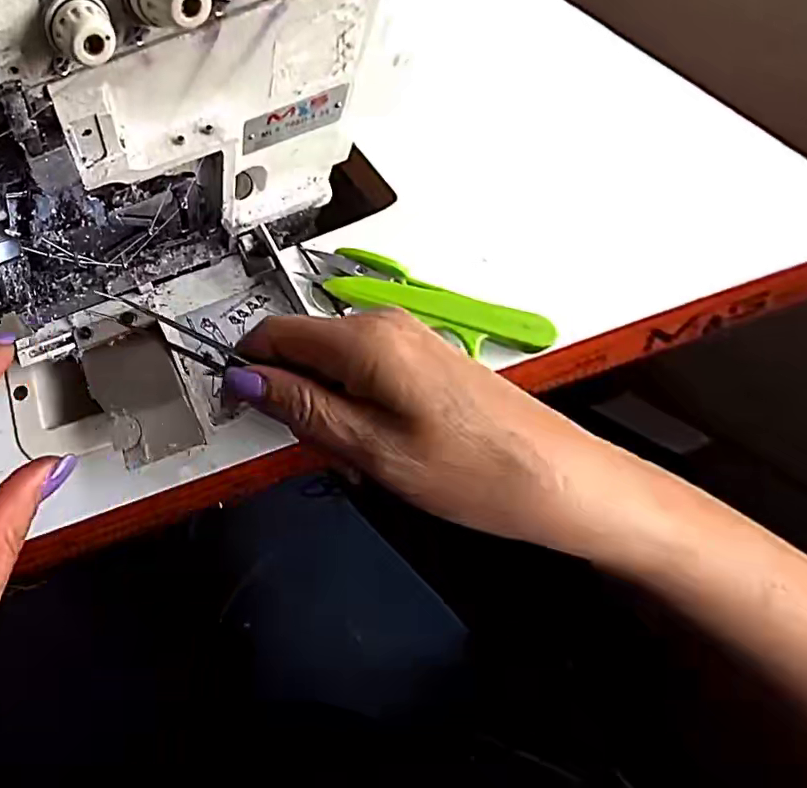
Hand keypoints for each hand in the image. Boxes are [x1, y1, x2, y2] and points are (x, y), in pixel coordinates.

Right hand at [229, 309, 663, 560]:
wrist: (564, 481)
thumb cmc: (479, 470)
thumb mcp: (369, 449)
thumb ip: (299, 408)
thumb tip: (247, 380)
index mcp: (365, 340)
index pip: (272, 333)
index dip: (249, 370)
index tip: (242, 406)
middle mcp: (384, 325)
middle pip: (301, 349)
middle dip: (296, 398)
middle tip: (326, 450)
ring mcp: (405, 337)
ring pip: (329, 364)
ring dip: (328, 408)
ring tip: (363, 456)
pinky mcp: (420, 356)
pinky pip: (361, 371)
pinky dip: (355, 405)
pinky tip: (383, 445)